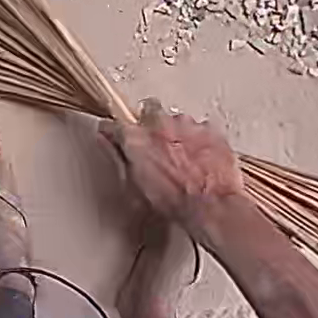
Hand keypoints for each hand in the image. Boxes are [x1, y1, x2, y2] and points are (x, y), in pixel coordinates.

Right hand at [98, 99, 246, 221]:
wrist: (210, 206)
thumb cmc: (172, 201)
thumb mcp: (132, 186)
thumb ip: (117, 156)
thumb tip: (107, 142)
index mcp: (134, 137)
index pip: (113, 125)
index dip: (114, 134)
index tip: (116, 139)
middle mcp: (159, 124)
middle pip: (147, 111)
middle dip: (148, 124)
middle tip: (153, 147)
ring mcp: (186, 125)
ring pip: (175, 120)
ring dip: (175, 133)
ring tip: (180, 159)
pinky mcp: (210, 130)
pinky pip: (200, 129)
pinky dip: (198, 141)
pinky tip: (199, 160)